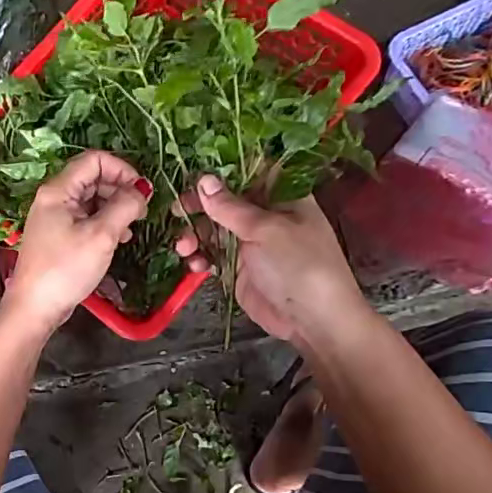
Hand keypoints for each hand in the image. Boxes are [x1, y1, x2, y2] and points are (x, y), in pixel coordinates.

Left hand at [6, 150, 152, 330]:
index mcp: (59, 190)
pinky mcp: (59, 235)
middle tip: (142, 212)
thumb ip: (124, 207)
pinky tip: (118, 238)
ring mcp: (55, 216)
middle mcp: (54, 197)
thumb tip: (141, 190)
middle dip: (121, 189)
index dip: (123, 169)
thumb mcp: (101, 236)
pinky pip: (86, 217)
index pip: (95, 160)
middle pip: (94, 177)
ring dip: (115, 207)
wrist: (35, 307)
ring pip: (92, 198)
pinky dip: (105, 222)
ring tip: (131, 228)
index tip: (142, 191)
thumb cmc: (66, 270)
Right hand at [176, 174, 368, 347]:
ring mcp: (251, 244)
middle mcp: (265, 216)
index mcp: (281, 196)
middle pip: (225, 202)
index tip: (192, 176)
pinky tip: (195, 266)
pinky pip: (213, 257)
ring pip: (214, 230)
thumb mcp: (266, 230)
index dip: (220, 173)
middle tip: (178, 211)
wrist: (313, 319)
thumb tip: (204, 180)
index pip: (247, 173)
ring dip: (195, 235)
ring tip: (184, 247)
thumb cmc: (299, 264)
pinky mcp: (240, 270)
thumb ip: (231, 207)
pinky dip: (201, 259)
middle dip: (199, 207)